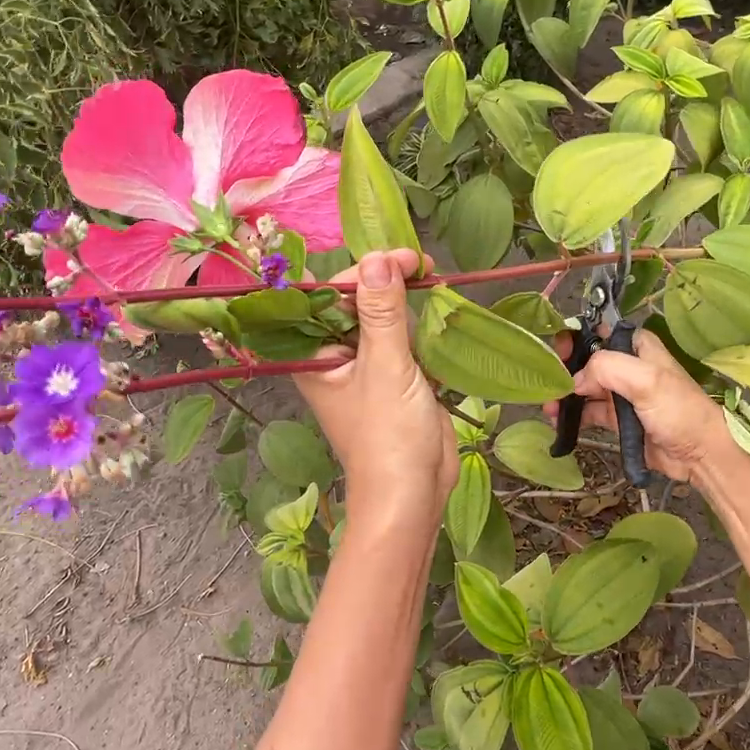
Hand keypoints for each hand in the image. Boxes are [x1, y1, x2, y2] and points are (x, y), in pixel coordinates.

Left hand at [294, 249, 456, 533]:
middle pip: (353, 302)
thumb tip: (378, 258)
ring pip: (379, 317)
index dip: (360, 271)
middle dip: (384, 279)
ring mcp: (365, 367)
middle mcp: (334, 357)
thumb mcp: (386, 366)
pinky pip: (400, 337)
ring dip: (403, 296)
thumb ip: (382, 311)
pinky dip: (417, 321)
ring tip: (431, 275)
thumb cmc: (389, 435)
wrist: (413, 492)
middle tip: (421, 262)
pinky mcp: (395, 377)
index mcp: (314, 356)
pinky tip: (436, 303)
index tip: (398, 257)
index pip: (326, 297)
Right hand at [545, 328, 734, 484]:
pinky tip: (560, 424)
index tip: (554, 356)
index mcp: (635, 346)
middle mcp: (627, 365)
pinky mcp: (618, 418)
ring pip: (584, 388)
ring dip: (565, 397)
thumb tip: (575, 381)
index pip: (597, 333)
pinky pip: (589, 411)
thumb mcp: (646, 380)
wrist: (700, 453)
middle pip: (585, 361)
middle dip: (563, 373)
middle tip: (547, 388)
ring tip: (550, 411)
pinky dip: (573, 416)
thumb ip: (607, 368)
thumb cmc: (678, 410)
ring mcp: (621, 393)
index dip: (573, 341)